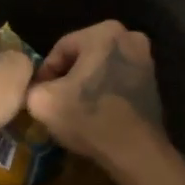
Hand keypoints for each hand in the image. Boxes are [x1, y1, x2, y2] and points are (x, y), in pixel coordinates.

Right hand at [25, 20, 164, 163]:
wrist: (135, 152)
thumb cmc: (89, 118)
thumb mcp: (43, 101)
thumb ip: (31, 86)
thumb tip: (36, 87)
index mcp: (104, 32)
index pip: (61, 48)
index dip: (45, 72)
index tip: (38, 94)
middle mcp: (129, 37)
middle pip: (83, 55)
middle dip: (67, 76)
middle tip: (55, 101)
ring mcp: (146, 59)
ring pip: (101, 67)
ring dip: (86, 84)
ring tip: (74, 109)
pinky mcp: (153, 81)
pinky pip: (118, 80)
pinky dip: (105, 91)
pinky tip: (95, 113)